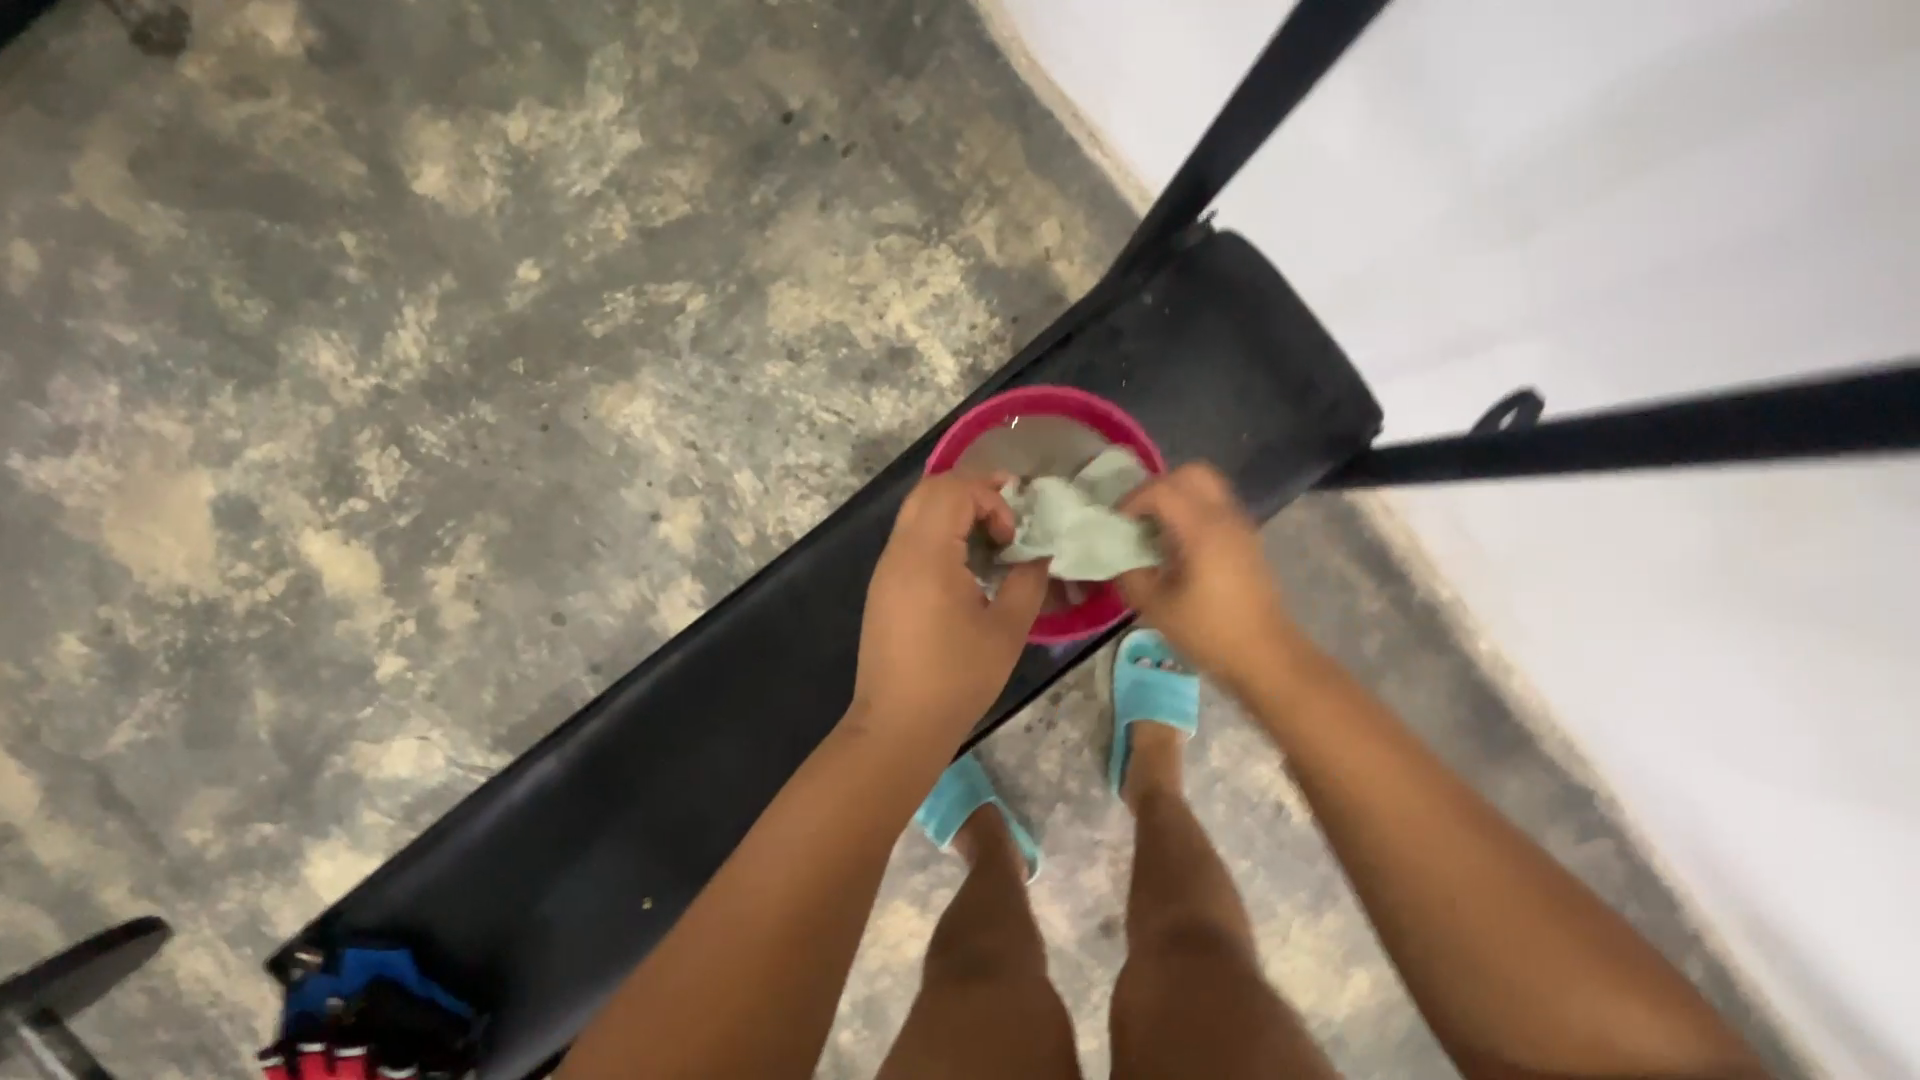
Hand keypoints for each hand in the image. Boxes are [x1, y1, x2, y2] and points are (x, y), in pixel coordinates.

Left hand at [852, 471, 1049, 737]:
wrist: (898, 725)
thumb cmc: (956, 680)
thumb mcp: (1006, 631)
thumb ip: (1028, 581)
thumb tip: (1039, 553)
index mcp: (927, 555)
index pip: (954, 490)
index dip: (991, 499)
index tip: (1012, 539)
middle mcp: (899, 552)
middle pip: (930, 489)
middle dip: (974, 493)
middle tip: (1010, 518)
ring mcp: (886, 569)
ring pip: (917, 511)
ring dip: (956, 512)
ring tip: (993, 542)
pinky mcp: (884, 587)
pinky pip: (911, 538)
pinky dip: (941, 534)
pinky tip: (968, 566)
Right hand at [1115, 463, 1301, 685]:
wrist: (1265, 655)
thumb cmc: (1209, 632)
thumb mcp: (1155, 606)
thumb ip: (1129, 572)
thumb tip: (1117, 555)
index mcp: (1202, 529)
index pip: (1161, 490)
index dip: (1132, 501)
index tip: (1117, 525)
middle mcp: (1225, 517)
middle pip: (1190, 473)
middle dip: (1157, 488)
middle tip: (1138, 518)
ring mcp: (1241, 526)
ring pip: (1207, 487)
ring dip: (1177, 498)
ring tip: (1156, 531)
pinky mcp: (1247, 540)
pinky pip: (1216, 507)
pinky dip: (1192, 512)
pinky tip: (1178, 547)